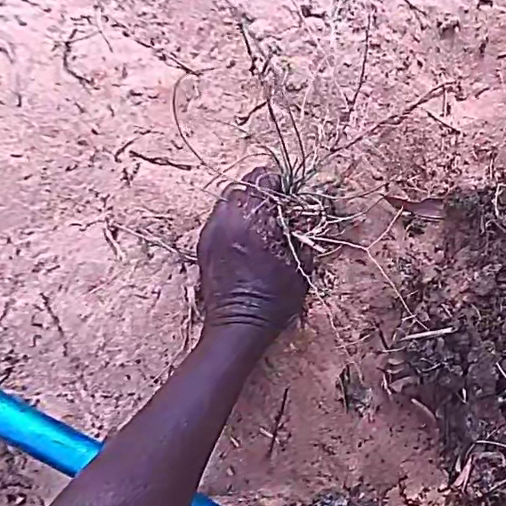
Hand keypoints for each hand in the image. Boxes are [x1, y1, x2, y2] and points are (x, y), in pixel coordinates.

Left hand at [196, 167, 310, 334]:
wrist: (238, 326)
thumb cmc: (274, 300)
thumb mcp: (301, 268)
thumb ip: (302, 236)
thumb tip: (302, 219)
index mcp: (255, 222)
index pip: (263, 179)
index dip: (280, 185)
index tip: (290, 198)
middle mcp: (228, 221)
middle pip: (243, 186)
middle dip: (262, 193)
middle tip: (277, 210)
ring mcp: (211, 232)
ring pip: (228, 200)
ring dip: (246, 206)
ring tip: (261, 224)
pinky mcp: (203, 244)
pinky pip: (219, 218)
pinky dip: (234, 221)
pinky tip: (246, 239)